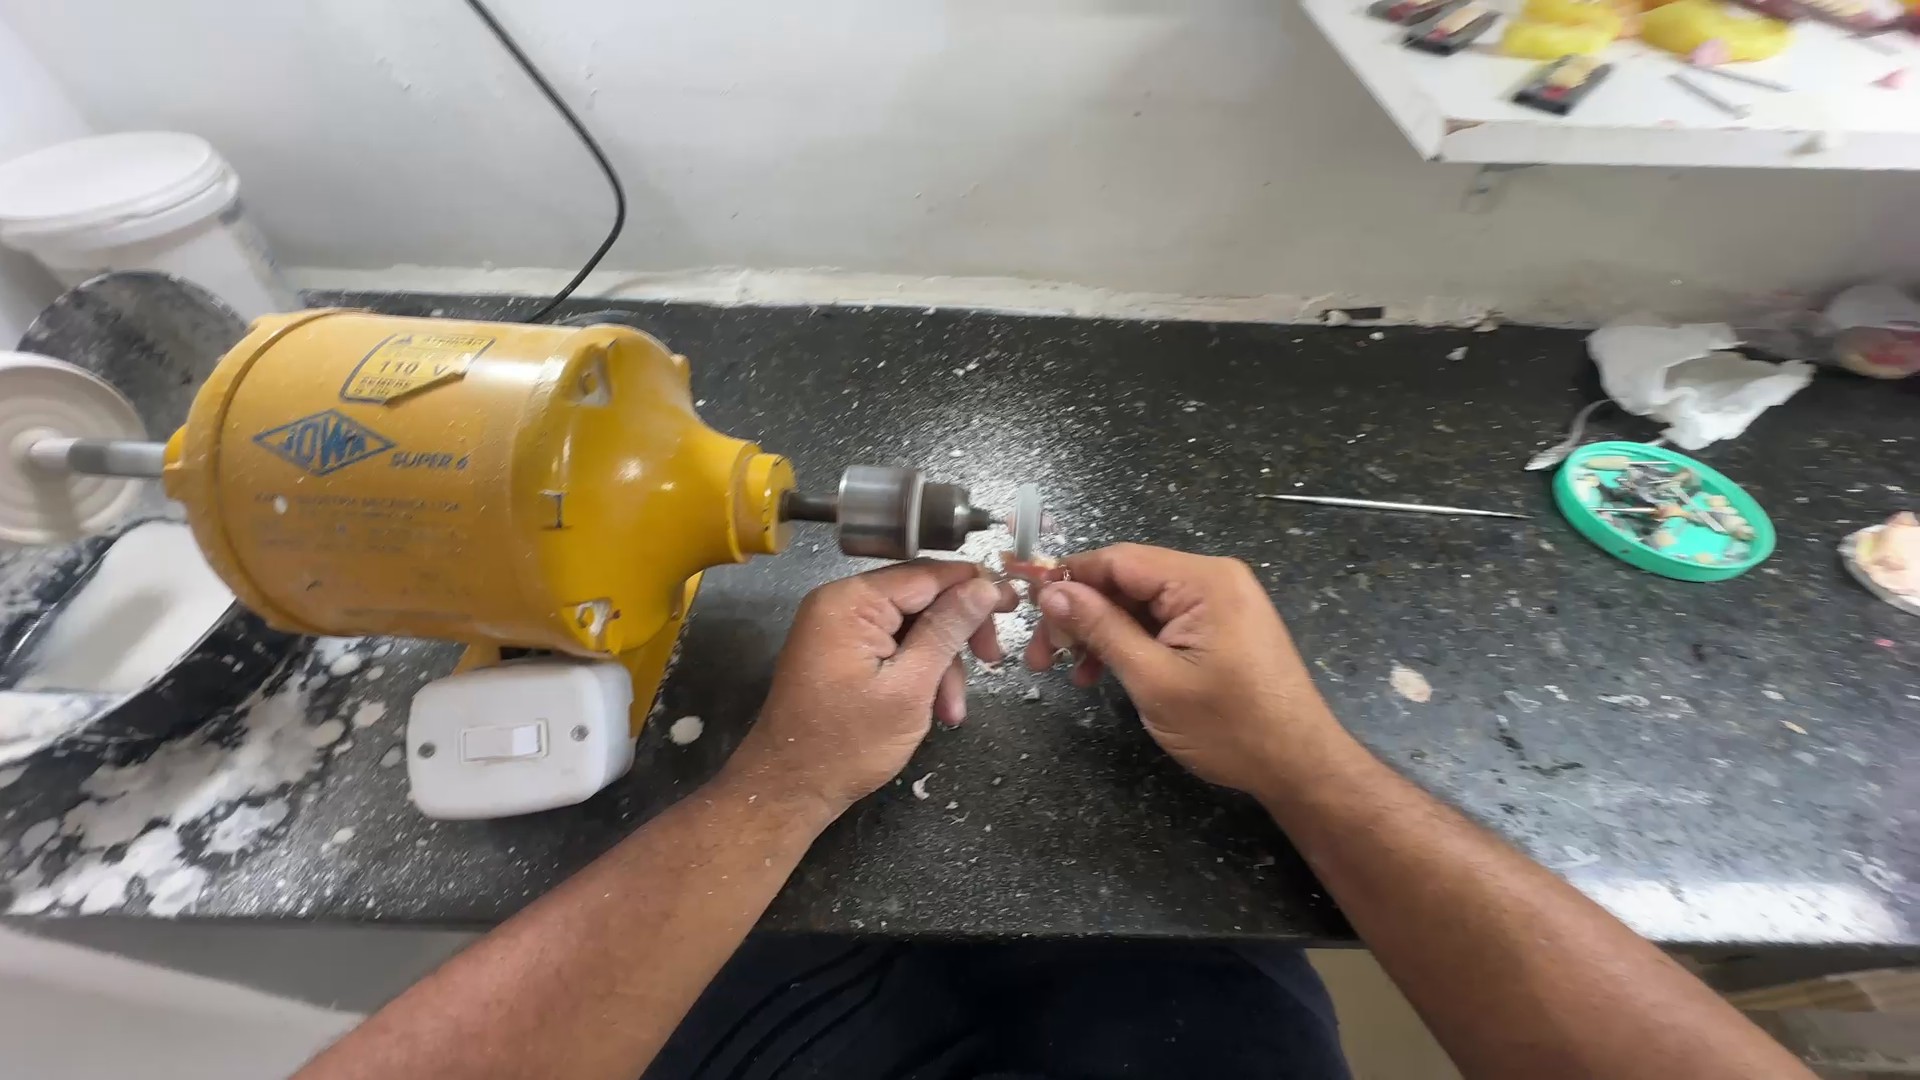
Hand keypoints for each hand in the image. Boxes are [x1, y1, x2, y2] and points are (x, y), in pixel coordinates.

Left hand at [728, 559, 1015, 815]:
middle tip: (993, 661)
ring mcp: (840, 627)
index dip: (975, 587)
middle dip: (958, 635)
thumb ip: (948, 629)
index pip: (927, 574)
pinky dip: (919, 673)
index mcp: (852, 601)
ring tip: (952, 710)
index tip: (1014, 605)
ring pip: (914, 627)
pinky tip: (935, 709)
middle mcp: (842, 603)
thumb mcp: (910, 686)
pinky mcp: (842, 651)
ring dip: (941, 664)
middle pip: (923, 598)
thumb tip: (985, 586)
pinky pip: (894, 646)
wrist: (789, 791)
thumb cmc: (847, 743)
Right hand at [1024, 543, 1344, 796]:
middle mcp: (1210, 579)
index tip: (1028, 609)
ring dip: (1097, 633)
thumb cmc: (1230, 728)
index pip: (1117, 560)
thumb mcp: (1153, 680)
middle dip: (1079, 615)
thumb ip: (1101, 629)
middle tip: (1039, 656)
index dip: (1068, 579)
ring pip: (1136, 603)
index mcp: (1202, 580)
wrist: (1300, 767)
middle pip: (1124, 581)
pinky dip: (1126, 642)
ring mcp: (1215, 602)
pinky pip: (1158, 621)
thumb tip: (1051, 592)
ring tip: (1063, 671)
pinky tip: (1099, 672)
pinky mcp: (1216, 625)